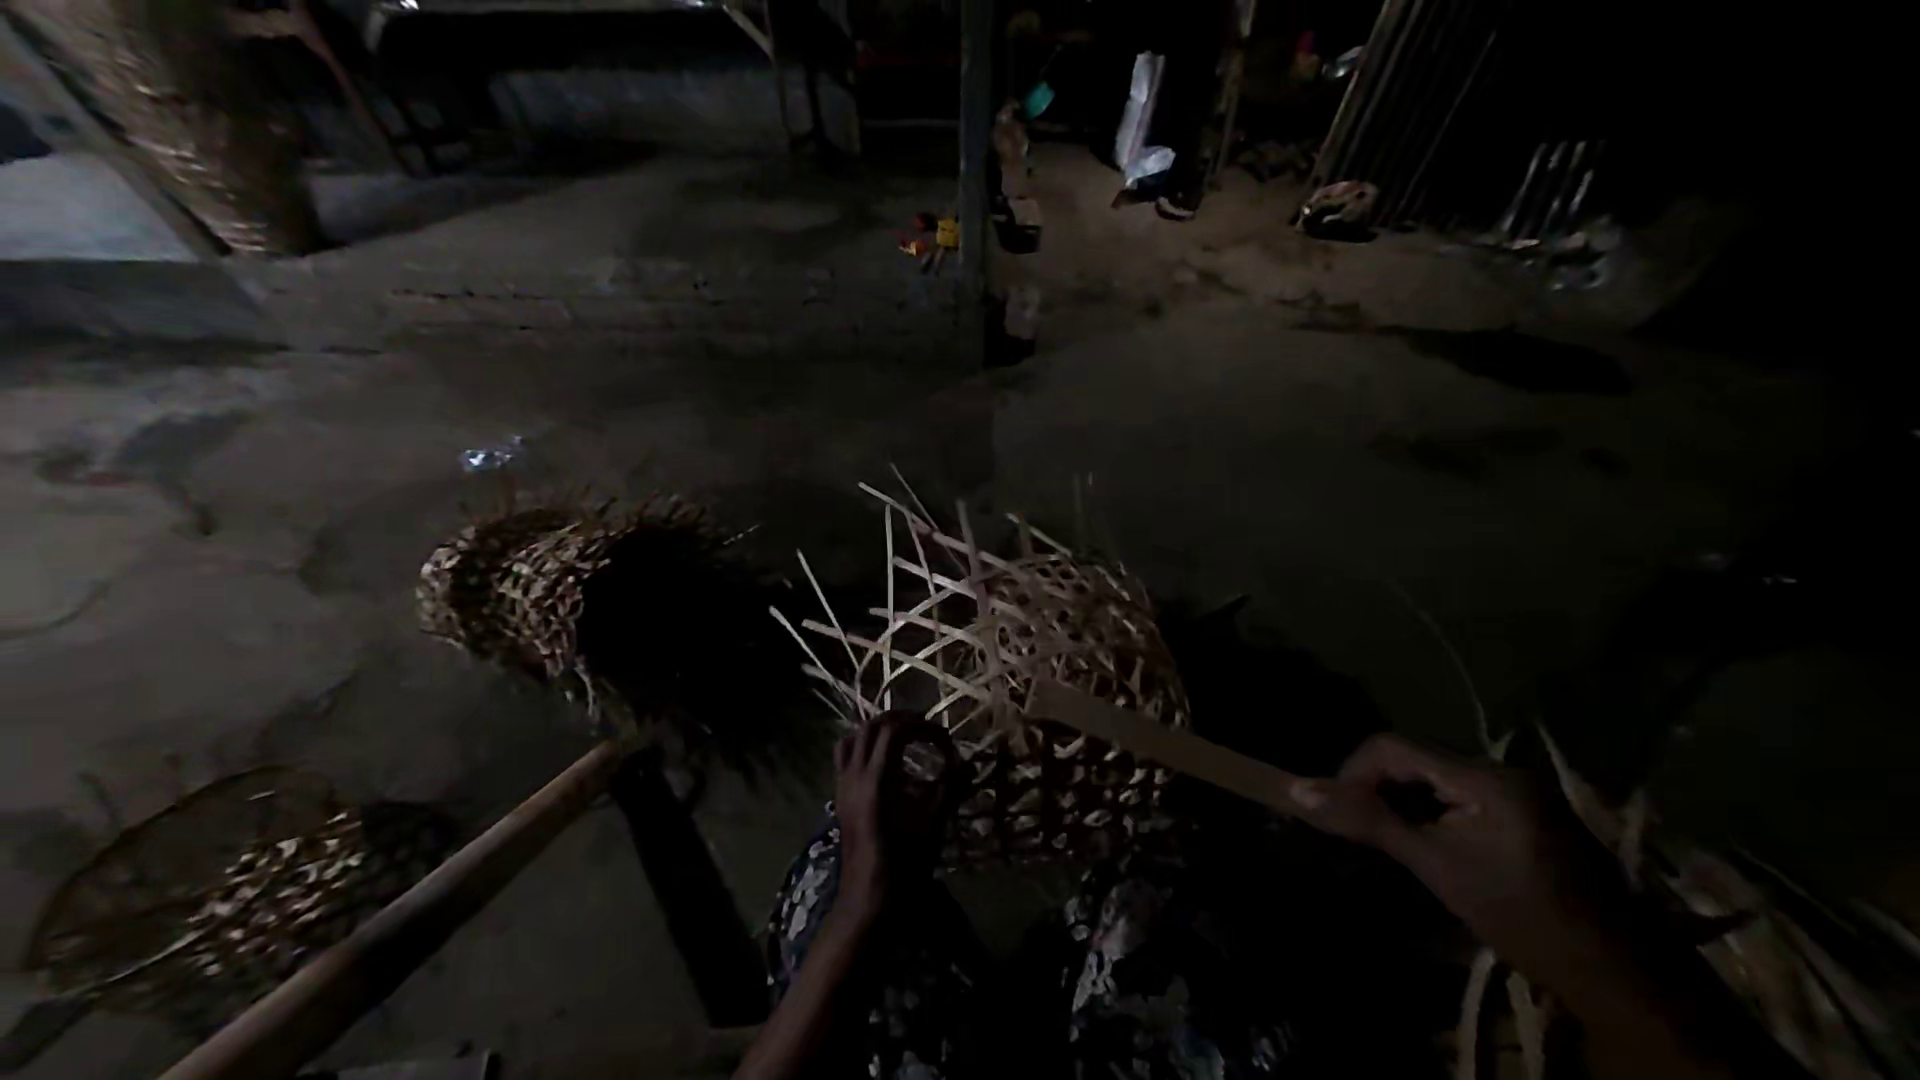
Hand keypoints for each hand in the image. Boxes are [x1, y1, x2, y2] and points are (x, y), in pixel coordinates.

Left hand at [832, 712, 956, 918]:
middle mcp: (854, 776)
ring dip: (878, 730)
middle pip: (871, 727)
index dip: (922, 727)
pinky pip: (845, 758)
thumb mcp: (933, 826)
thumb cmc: (903, 866)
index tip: (944, 740)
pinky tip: (886, 763)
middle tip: (926, 729)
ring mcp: (842, 786)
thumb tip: (971, 763)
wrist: (868, 902)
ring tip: (904, 737)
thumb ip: (951, 789)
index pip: (896, 732)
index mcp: (876, 780)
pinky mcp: (840, 798)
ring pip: (854, 738)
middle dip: (900, 720)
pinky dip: (864, 748)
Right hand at [1291, 734, 1630, 994]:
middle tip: (1358, 825)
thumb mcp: (1437, 867)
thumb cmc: (1522, 918)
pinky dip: (1427, 810)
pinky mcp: (1521, 809)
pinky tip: (1422, 840)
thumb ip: (1370, 821)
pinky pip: (1454, 793)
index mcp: (1484, 777)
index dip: (1354, 772)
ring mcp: (1515, 789)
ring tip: (1386, 835)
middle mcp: (1500, 770)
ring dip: (1399, 799)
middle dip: (1376, 786)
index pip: (1393, 747)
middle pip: (1412, 757)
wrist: (1617, 976)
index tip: (1338, 810)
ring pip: (1431, 776)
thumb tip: (1300, 790)